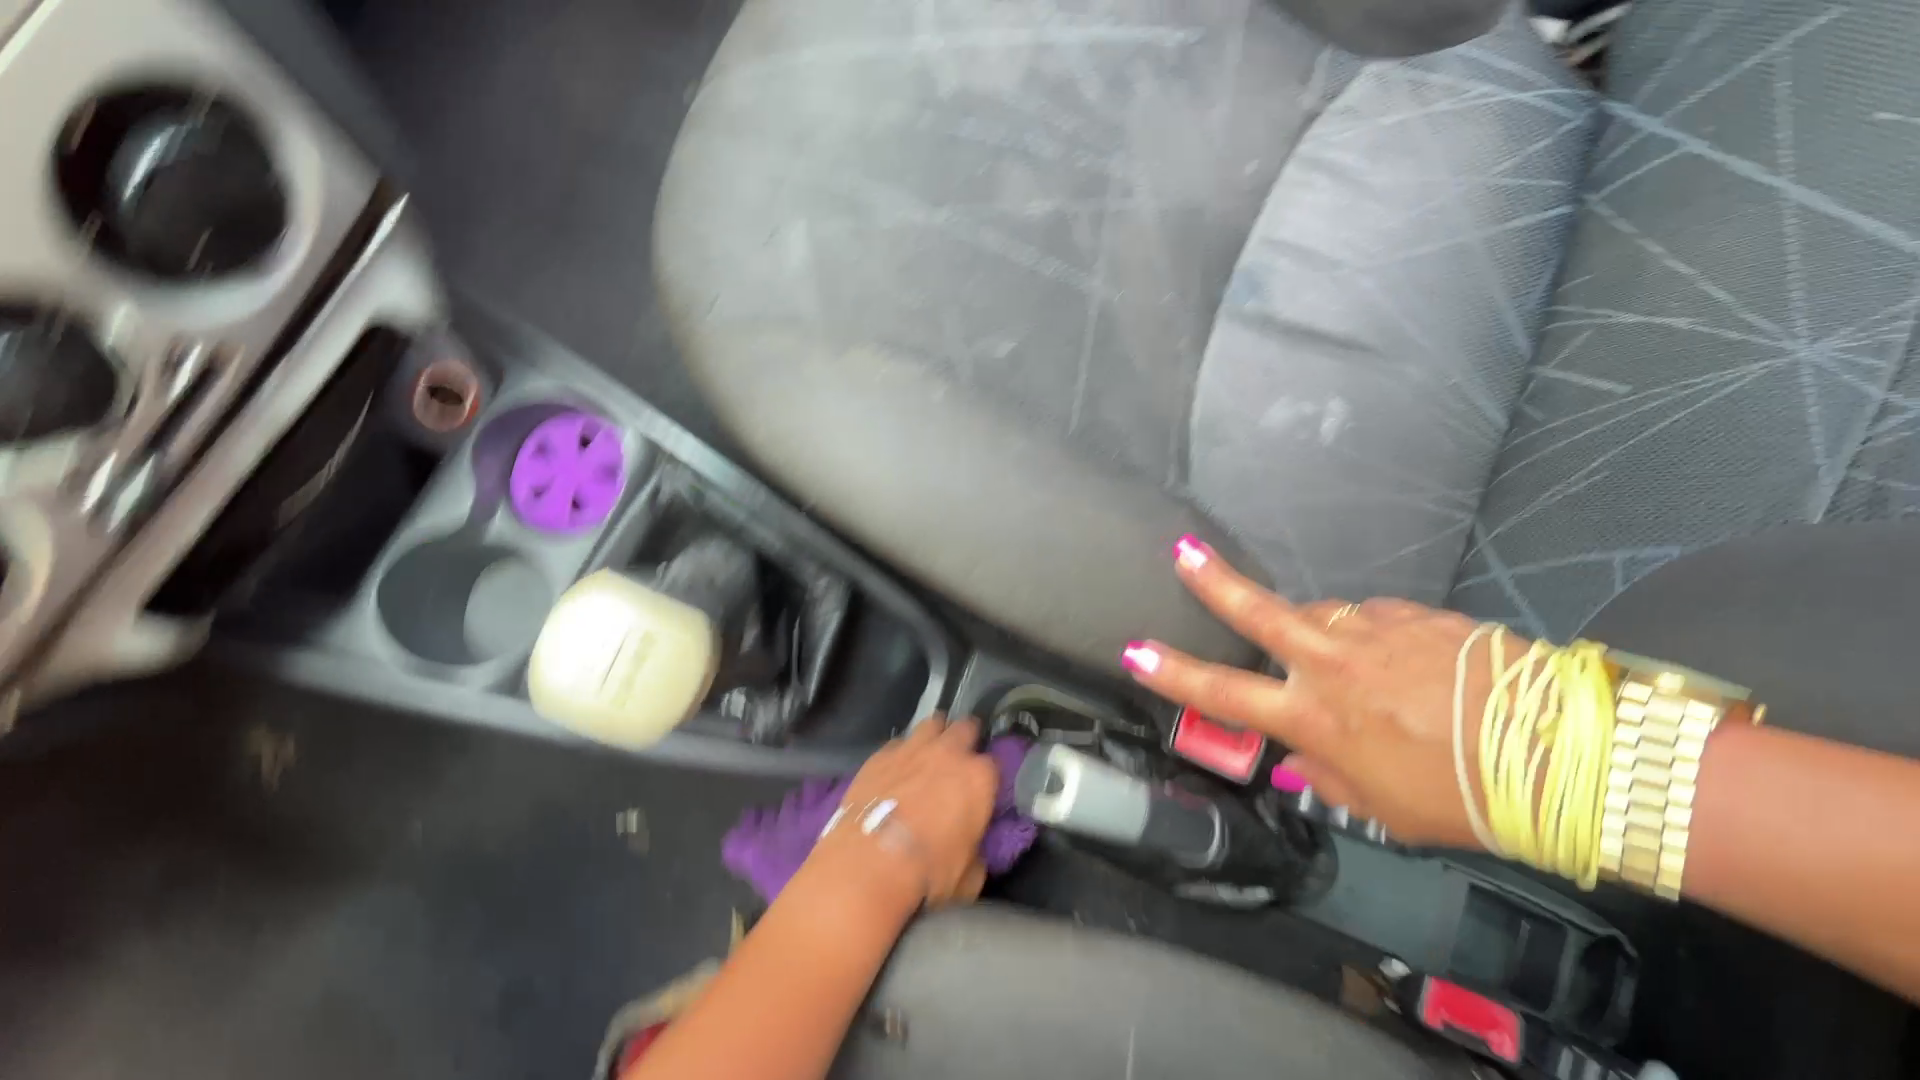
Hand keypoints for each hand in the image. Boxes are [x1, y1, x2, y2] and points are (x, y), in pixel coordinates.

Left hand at [812, 714, 999, 911]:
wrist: (868, 864)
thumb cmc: (927, 872)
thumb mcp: (969, 875)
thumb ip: (976, 851)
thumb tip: (971, 849)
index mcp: (979, 778)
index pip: (993, 765)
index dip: (986, 778)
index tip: (981, 791)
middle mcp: (948, 752)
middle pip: (964, 729)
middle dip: (964, 741)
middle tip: (958, 763)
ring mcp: (912, 748)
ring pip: (930, 725)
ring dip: (933, 738)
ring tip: (927, 758)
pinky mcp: (879, 755)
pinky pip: (897, 744)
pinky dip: (900, 754)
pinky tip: (894, 772)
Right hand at [1124, 540, 1521, 849]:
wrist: (1561, 752)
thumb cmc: (1460, 797)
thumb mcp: (1381, 808)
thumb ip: (1327, 776)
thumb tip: (1298, 759)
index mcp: (1315, 717)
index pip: (1223, 693)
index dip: (1173, 674)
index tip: (1137, 652)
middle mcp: (1333, 664)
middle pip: (1260, 612)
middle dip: (1215, 582)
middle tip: (1184, 552)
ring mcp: (1377, 630)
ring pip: (1322, 613)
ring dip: (1314, 629)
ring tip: (1336, 658)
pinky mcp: (1418, 614)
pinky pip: (1375, 619)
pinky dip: (1371, 635)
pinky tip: (1398, 659)